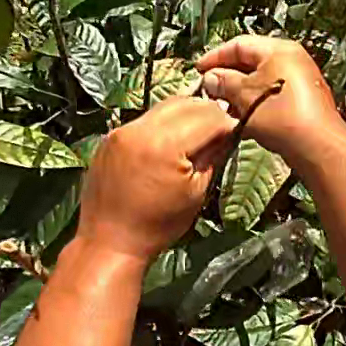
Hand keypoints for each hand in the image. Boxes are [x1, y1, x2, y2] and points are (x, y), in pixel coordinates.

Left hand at [77, 97, 235, 262]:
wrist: (109, 241)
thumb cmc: (157, 225)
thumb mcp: (196, 192)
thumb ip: (212, 155)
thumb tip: (228, 132)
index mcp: (164, 144)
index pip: (207, 116)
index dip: (226, 122)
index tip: (235, 130)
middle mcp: (139, 129)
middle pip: (184, 104)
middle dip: (207, 112)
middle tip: (220, 129)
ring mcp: (121, 131)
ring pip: (162, 108)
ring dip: (184, 114)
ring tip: (197, 133)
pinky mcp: (110, 137)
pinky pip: (143, 120)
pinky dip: (162, 124)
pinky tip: (170, 141)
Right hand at [196, 36, 344, 161]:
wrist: (316, 145)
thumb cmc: (280, 115)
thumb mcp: (243, 95)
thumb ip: (223, 82)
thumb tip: (210, 78)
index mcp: (277, 49)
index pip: (238, 44)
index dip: (215, 56)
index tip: (199, 69)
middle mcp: (290, 59)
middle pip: (249, 61)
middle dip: (226, 76)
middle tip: (208, 89)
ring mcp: (298, 79)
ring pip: (258, 80)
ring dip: (237, 91)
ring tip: (222, 106)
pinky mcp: (300, 99)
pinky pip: (270, 94)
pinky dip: (252, 101)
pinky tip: (240, 117)